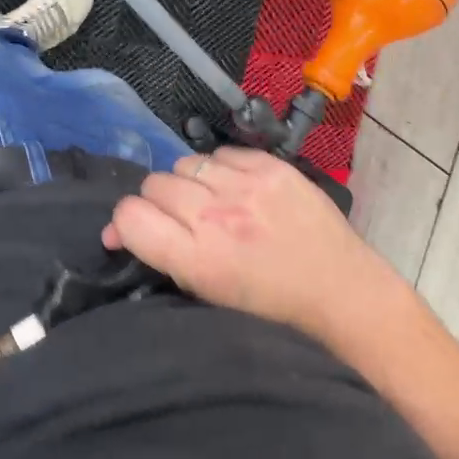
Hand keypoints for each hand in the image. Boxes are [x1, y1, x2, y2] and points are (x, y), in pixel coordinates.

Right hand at [103, 147, 392, 339]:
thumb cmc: (268, 305)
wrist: (340, 290)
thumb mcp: (206, 294)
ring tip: (211, 202)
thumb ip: (161, 257)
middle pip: (153, 185)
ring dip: (189, 183)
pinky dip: (221, 169)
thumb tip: (118, 229)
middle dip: (159, 202)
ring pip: (184, 164)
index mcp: (197, 260)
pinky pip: (220, 153)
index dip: (128, 221)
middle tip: (183, 220)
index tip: (140, 231)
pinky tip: (237, 190)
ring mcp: (246, 187)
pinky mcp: (271, 166)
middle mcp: (216, 217)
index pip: (130, 215)